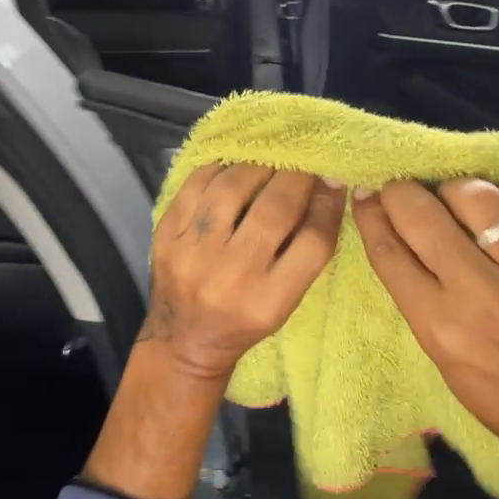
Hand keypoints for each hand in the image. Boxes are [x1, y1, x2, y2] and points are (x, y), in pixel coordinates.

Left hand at [143, 163, 345, 379]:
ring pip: (232, 188)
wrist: (184, 340)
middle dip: (296, 176)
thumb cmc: (245, 319)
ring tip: (270, 158)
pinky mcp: (166, 235)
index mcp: (269, 300)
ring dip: (258, 164)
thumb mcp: (286, 298)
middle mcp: (230, 277)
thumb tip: (327, 184)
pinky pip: (196, 185)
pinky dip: (220, 167)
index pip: (313, 242)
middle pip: (275, 210)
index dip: (328, 204)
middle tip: (302, 160)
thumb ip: (307, 248)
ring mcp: (193, 254)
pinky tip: (234, 165)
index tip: (331, 179)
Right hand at [353, 179, 498, 492]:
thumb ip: (421, 299)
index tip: (366, 196)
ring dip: (459, 190)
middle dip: (403, 192)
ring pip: (480, 196)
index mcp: (443, 329)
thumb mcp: (446, 360)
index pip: (390, 252)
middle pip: (424, 215)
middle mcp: (485, 296)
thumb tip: (396, 236)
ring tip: (462, 201)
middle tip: (406, 191)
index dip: (370, 215)